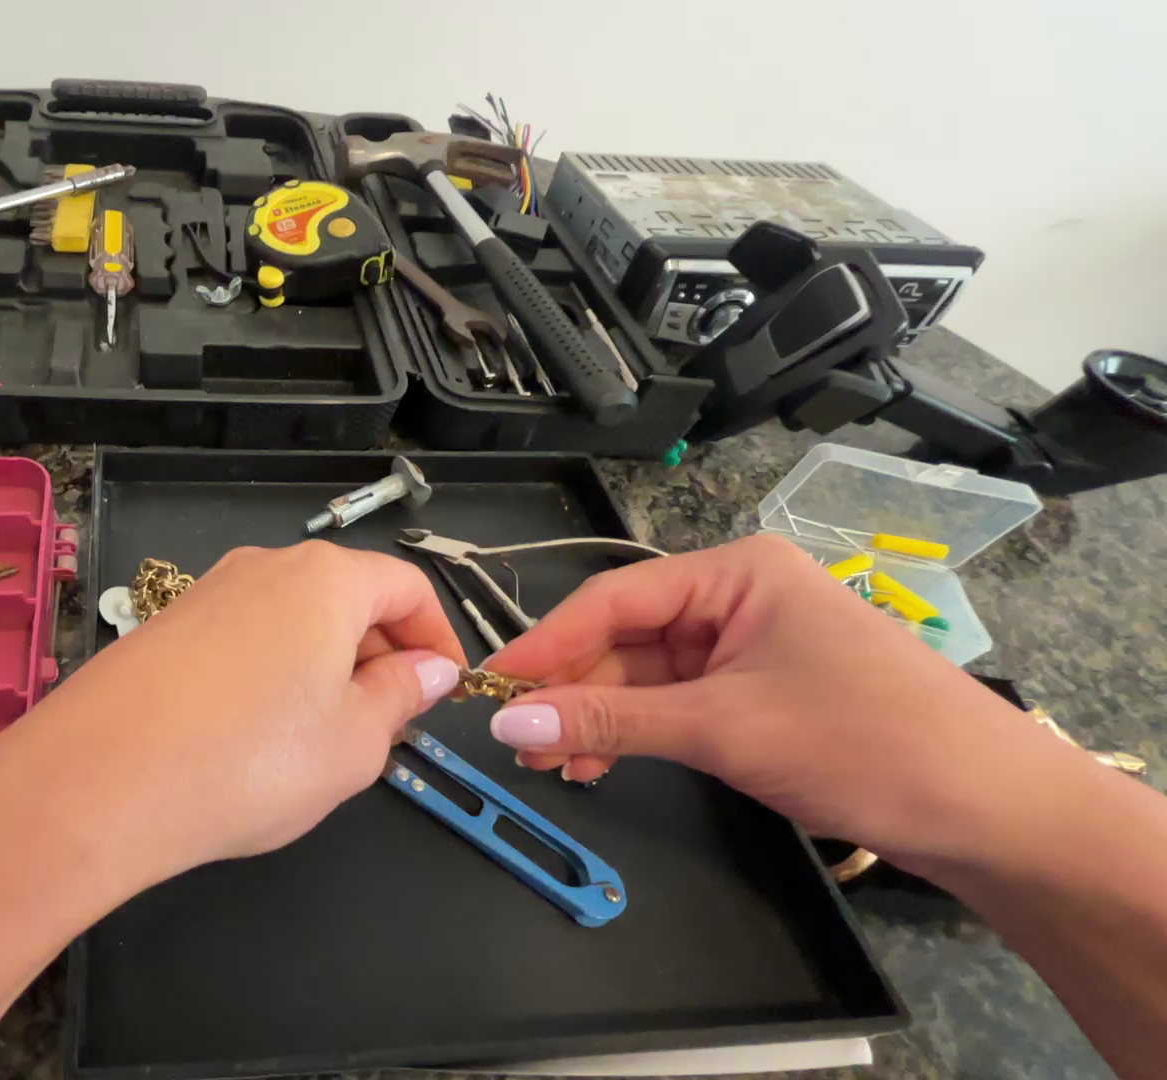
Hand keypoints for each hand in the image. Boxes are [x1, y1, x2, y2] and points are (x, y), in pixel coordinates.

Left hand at [0, 541, 465, 880]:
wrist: (100, 779)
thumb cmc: (250, 759)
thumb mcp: (354, 742)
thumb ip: (400, 695)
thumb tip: (425, 668)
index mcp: (324, 579)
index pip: (406, 586)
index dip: (437, 638)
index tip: (442, 691)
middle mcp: (264, 567)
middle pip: (347, 597)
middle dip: (379, 655)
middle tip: (385, 724)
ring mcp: (207, 591)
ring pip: (293, 619)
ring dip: (323, 667)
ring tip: (318, 736)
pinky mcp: (166, 624)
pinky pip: (244, 637)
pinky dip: (271, 671)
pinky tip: (253, 731)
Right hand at [482, 534, 1098, 869]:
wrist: (1007, 823)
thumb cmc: (869, 745)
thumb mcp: (722, 728)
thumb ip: (607, 722)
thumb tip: (509, 721)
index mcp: (732, 573)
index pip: (611, 601)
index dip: (546, 643)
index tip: (491, 682)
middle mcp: (730, 598)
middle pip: (619, 640)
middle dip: (569, 693)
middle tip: (517, 739)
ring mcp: (738, 646)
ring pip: (637, 676)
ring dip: (593, 720)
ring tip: (548, 763)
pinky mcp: (746, 690)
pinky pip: (665, 703)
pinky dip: (629, 734)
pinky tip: (594, 764)